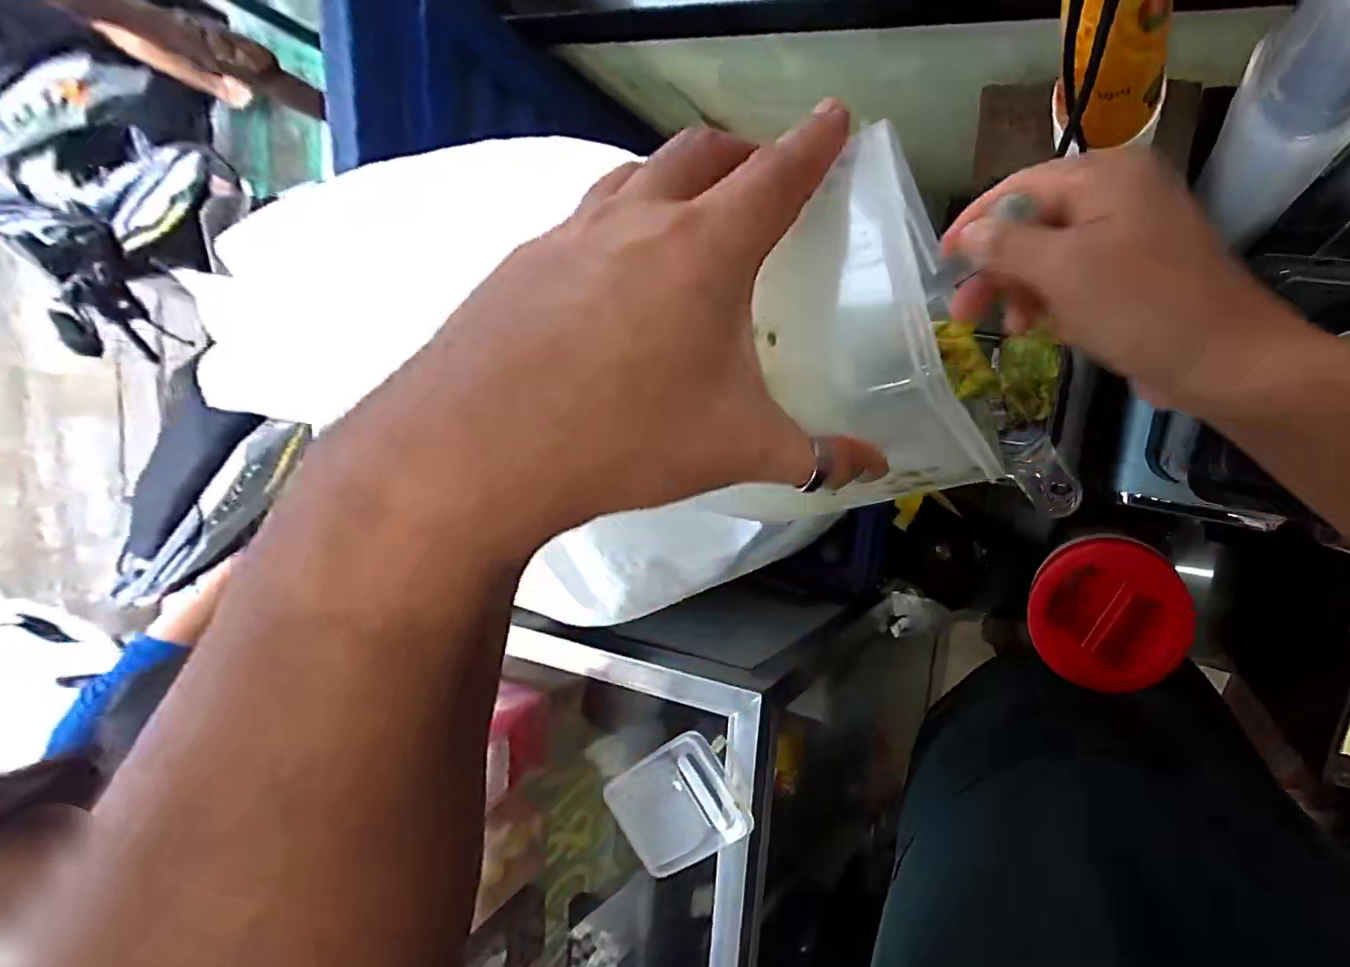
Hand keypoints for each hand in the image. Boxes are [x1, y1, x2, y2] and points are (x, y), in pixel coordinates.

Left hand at [330, 102, 886, 556]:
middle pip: (700, 153)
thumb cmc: (630, 438)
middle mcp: (637, 223)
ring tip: (701, 215)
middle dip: (746, 151)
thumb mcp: (743, 449)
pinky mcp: (523, 262)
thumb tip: (874, 467)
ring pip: (636, 174)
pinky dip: (626, 220)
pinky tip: (626, 275)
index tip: (833, 116)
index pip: (774, 179)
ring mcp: (570, 234)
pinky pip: (589, 217)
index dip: (813, 145)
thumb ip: (818, 457)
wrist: (475, 453)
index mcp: (704, 254)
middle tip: (772, 175)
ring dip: (680, 177)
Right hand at [942, 148, 1349, 423]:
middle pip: (1038, 224)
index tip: (944, 261)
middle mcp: (1121, 196)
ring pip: (1058, 258)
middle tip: (965, 311)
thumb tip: (969, 234)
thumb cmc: (1141, 309)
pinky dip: (1059, 304)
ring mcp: (1134, 238)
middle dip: (999, 268)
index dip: (976, 223)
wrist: (1224, 361)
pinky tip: (1044, 331)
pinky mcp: (1141, 279)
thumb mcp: (1065, 272)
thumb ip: (1009, 245)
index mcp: (1105, 176)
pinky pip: (1084, 281)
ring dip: (1027, 292)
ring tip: (1012, 331)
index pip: (1021, 187)